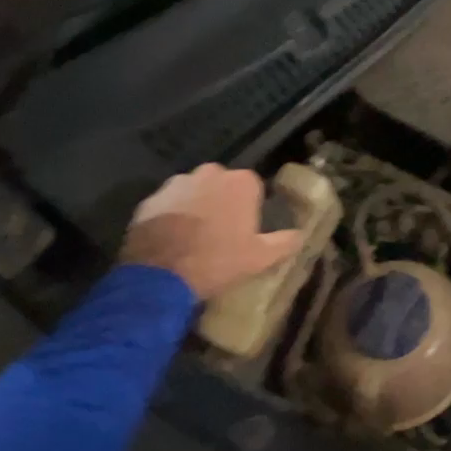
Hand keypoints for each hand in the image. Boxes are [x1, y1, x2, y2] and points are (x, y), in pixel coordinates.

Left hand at [120, 164, 302, 300]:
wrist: (158, 277)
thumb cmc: (217, 262)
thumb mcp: (259, 258)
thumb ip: (284, 242)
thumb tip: (301, 235)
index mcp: (241, 182)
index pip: (252, 188)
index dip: (248, 209)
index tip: (243, 231)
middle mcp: (210, 173)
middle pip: (221, 186)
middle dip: (221, 203)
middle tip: (218, 234)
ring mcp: (176, 184)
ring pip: (193, 192)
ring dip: (195, 207)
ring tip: (191, 239)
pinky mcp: (150, 199)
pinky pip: (166, 205)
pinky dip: (170, 217)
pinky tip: (169, 241)